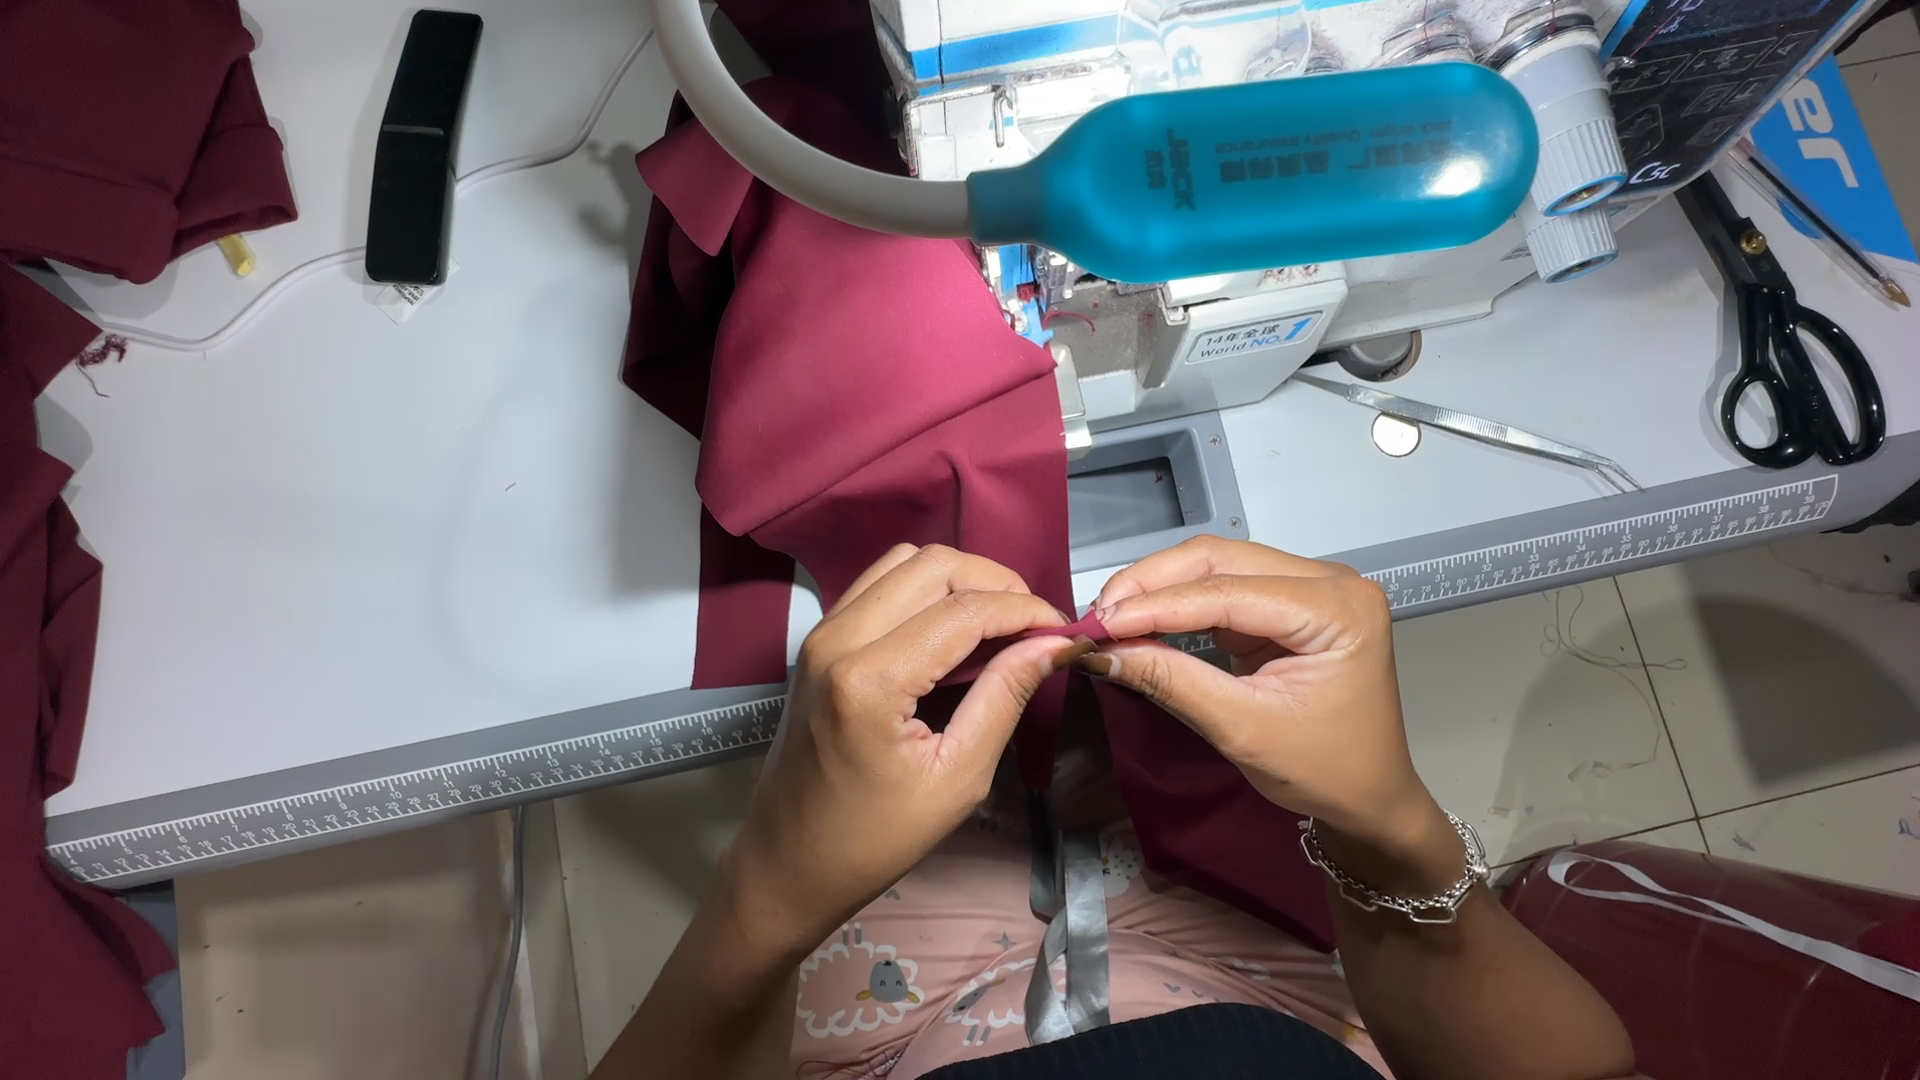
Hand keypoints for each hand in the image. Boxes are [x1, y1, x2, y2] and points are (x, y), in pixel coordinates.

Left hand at [722, 544, 1083, 951]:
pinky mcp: (819, 638)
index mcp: (870, 680)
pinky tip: (953, 626)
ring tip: (998, 621)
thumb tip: (1051, 644)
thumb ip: (1004, 697)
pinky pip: (881, 583)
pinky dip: (926, 588)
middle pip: (934, 564)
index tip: (1064, 632)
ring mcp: (822, 632)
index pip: (965, 611)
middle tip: (1034, 624)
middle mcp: (839, 639)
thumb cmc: (873, 838)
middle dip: (996, 582)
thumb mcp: (957, 778)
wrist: (789, 860)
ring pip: (905, 561)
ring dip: (960, 579)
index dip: (1025, 611)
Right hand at [1089, 537, 1444, 857]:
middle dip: (1150, 584)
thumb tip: (1100, 652)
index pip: (1226, 591)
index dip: (1155, 605)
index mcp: (1336, 608)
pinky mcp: (1284, 600)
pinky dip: (1175, 601)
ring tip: (1110, 616)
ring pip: (1213, 564)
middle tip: (1097, 617)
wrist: (1369, 796)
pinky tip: (1140, 617)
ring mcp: (1306, 585)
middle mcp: (1327, 580)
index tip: (1096, 626)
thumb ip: (1171, 681)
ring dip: (1157, 587)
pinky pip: (1218, 585)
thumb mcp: (1242, 729)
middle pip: (1218, 559)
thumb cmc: (1323, 770)